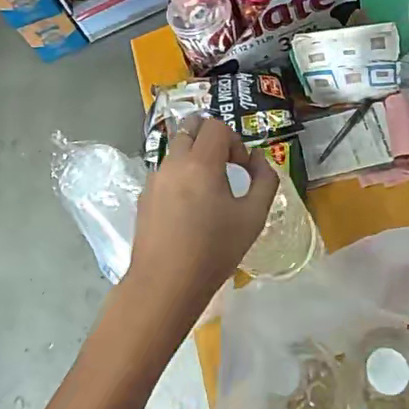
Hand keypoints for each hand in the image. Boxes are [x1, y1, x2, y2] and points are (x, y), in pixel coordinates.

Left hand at [123, 117, 279, 322]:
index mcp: (200, 163)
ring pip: (175, 152)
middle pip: (190, 129)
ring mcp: (154, 179)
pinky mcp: (144, 197)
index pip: (215, 126)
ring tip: (208, 193)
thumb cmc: (214, 251)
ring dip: (194, 159)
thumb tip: (258, 159)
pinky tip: (188, 211)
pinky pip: (165, 174)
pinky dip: (179, 178)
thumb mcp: (253, 217)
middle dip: (210, 139)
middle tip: (225, 167)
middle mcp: (172, 164)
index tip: (241, 168)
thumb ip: (264, 180)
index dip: (234, 141)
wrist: (165, 283)